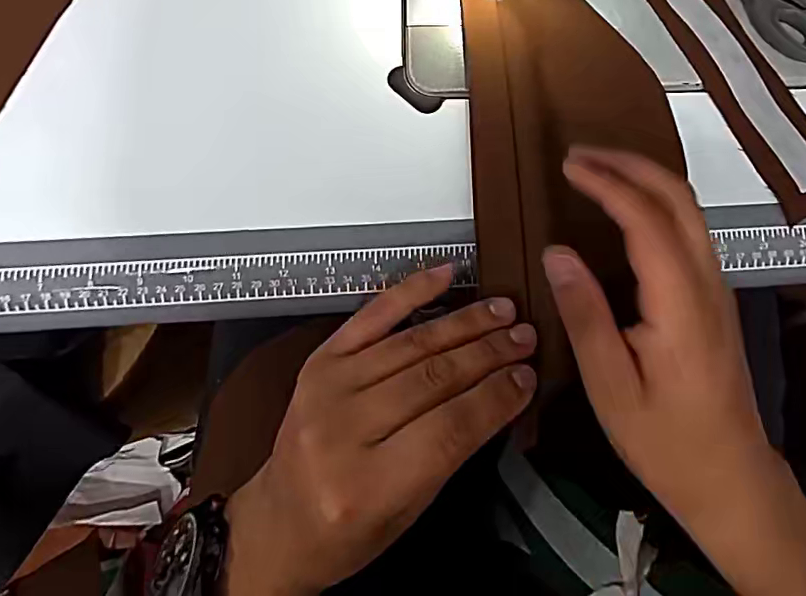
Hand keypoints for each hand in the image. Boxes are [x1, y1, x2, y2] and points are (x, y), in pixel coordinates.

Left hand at [221, 266, 535, 595]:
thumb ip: (452, 449)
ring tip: (502, 311)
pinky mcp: (320, 359)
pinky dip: (412, 290)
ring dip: (465, 322)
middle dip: (488, 353)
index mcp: (365, 486)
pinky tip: (444, 275)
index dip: (496, 397)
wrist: (277, 523)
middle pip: (433, 378)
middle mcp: (342, 430)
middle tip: (524, 336)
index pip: (449, 429)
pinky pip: (372, 314)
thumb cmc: (345, 529)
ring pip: (412, 343)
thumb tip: (502, 388)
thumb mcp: (407, 510)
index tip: (528, 376)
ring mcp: (327, 387)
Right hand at [547, 147, 805, 595]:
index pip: (646, 218)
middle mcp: (705, 281)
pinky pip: (687, 226)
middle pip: (677, 196)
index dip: (607, 182)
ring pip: (687, 207)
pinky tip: (627, 206)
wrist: (734, 479)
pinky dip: (655, 199)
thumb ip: (584, 314)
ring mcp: (715, 285)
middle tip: (580, 155)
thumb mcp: (611, 387)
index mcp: (680, 301)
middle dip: (629, 163)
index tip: (569, 166)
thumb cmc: (669, 442)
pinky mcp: (713, 294)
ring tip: (597, 169)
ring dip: (643, 176)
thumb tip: (557, 253)